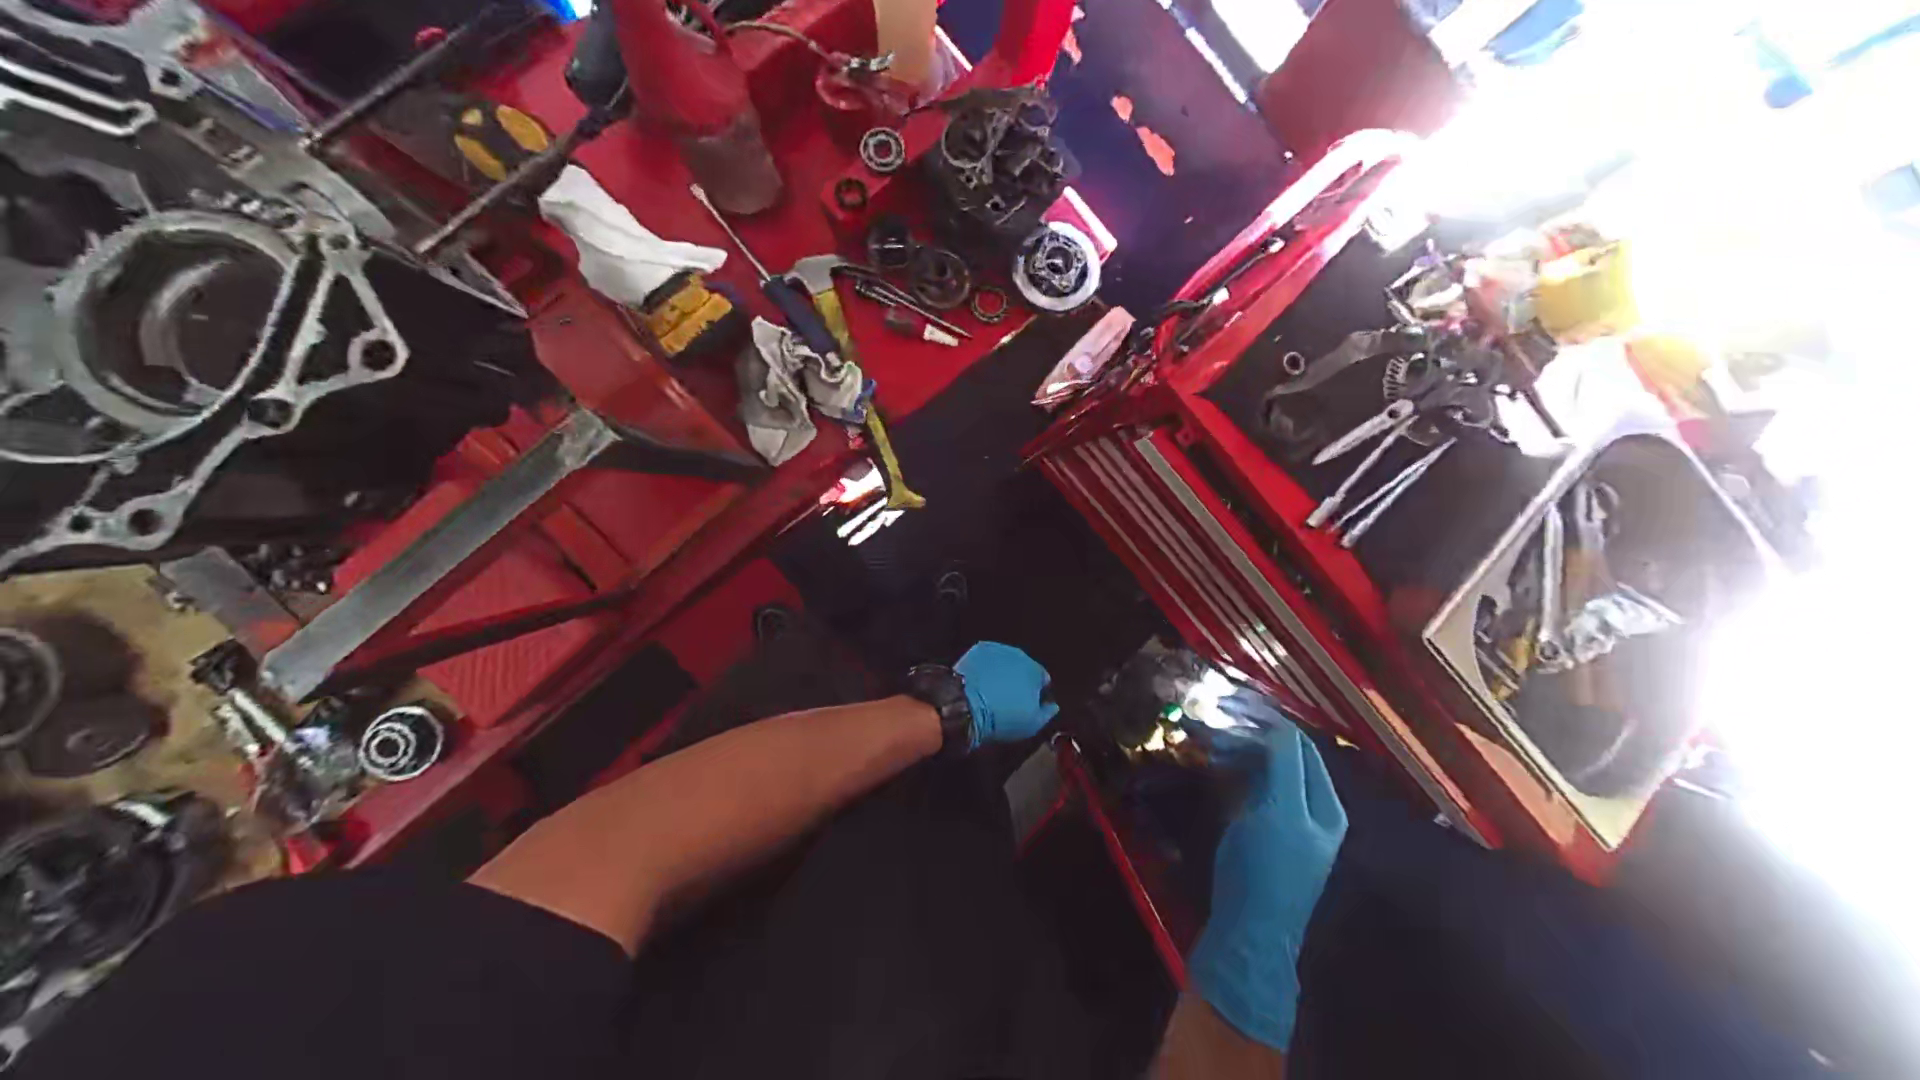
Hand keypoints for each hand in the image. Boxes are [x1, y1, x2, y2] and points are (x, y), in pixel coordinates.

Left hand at [954, 642, 1058, 747]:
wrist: (967, 705)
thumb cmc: (1003, 718)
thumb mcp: (1032, 724)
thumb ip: (1047, 713)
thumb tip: (1053, 705)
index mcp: (1036, 672)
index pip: (1043, 680)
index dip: (1037, 694)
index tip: (1029, 705)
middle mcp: (1020, 655)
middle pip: (1024, 668)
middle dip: (1019, 680)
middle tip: (1009, 699)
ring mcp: (998, 649)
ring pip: (1005, 661)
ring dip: (1003, 672)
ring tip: (992, 690)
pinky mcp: (978, 649)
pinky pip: (988, 658)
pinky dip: (986, 666)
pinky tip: (980, 680)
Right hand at [1187, 720, 1346, 1050]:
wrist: (1248, 931)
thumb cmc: (1269, 869)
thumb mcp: (1280, 812)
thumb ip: (1282, 764)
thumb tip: (1276, 723)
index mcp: (1324, 805)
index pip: (1299, 747)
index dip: (1268, 724)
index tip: (1231, 706)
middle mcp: (1308, 809)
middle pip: (1282, 758)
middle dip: (1249, 736)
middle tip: (1213, 720)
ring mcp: (1282, 821)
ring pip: (1262, 772)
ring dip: (1238, 752)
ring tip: (1207, 739)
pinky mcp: (1258, 832)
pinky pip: (1249, 789)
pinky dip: (1232, 772)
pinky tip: (1212, 765)